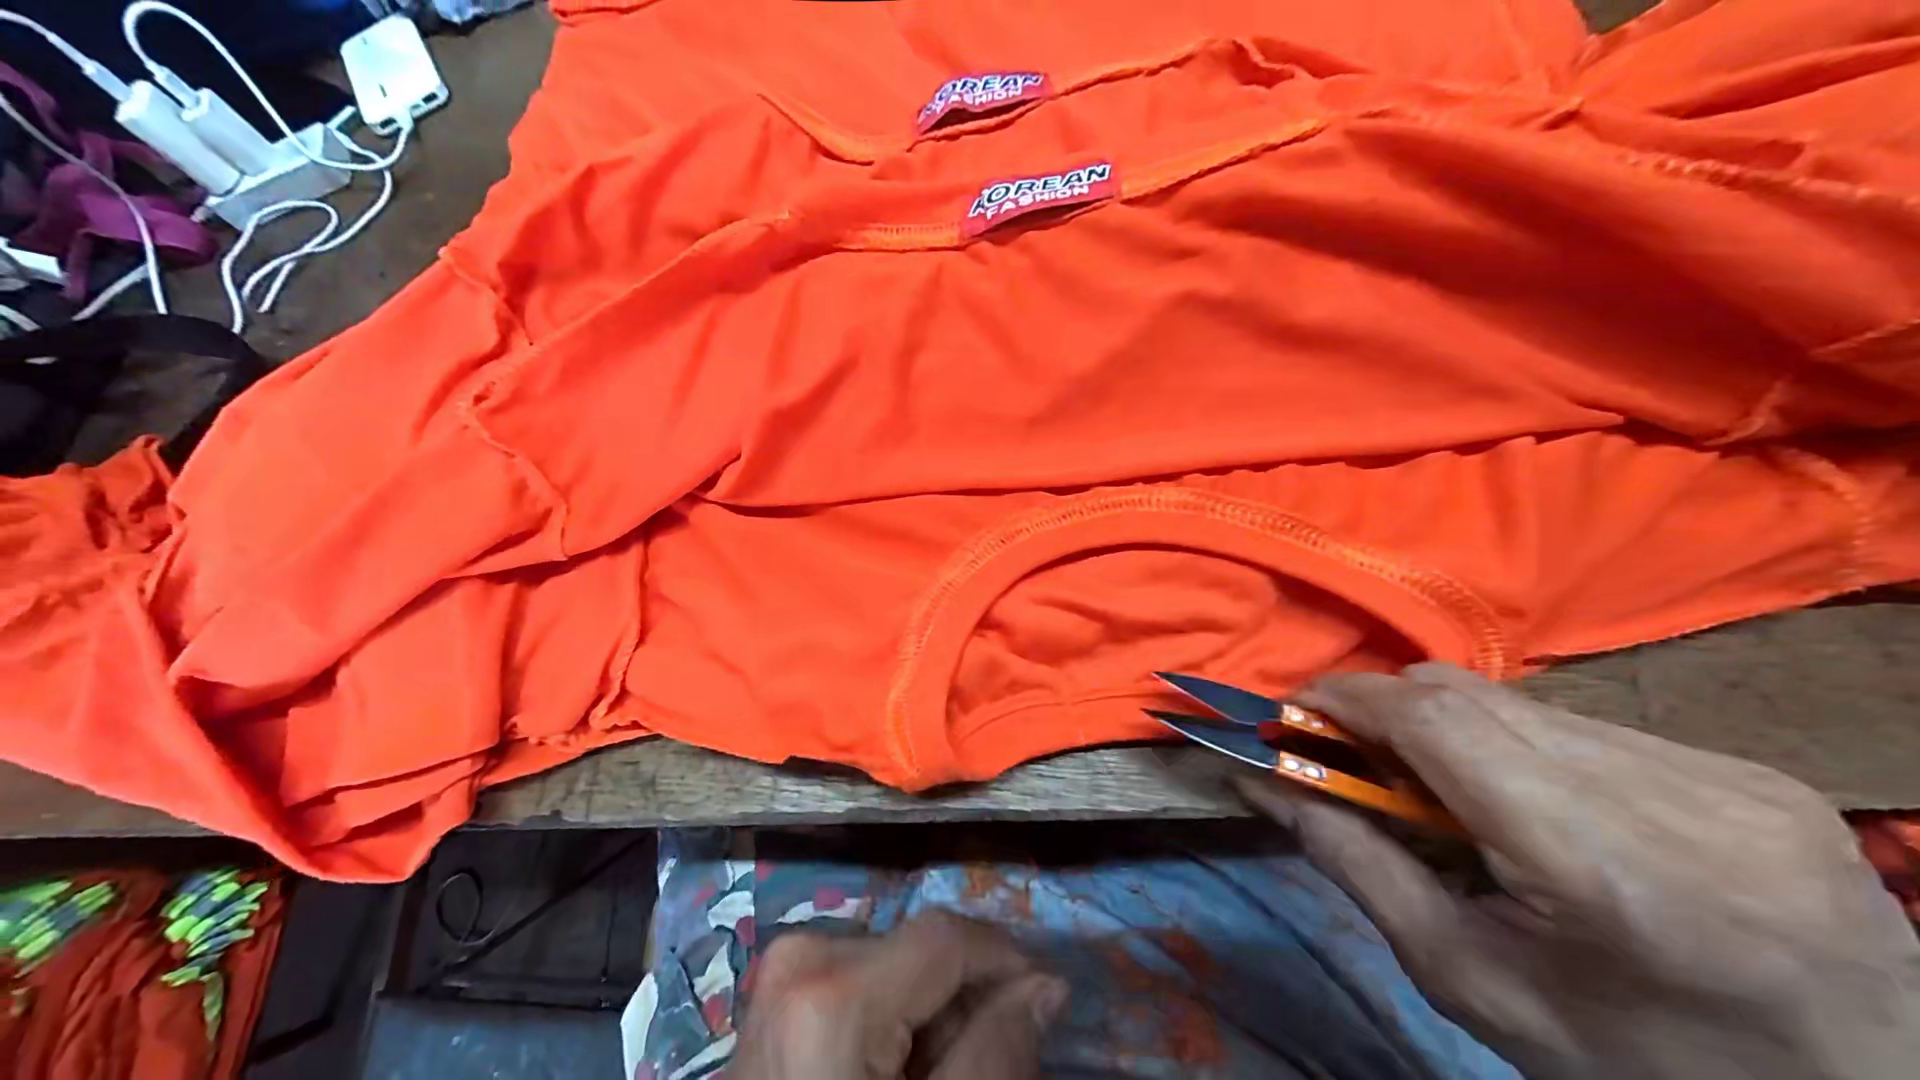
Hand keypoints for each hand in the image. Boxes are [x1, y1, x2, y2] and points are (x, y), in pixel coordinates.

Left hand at [728, 911, 1068, 1079]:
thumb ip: (996, 1052)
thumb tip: (1044, 985)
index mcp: (835, 991)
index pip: (944, 936)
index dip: (1005, 959)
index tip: (1044, 999)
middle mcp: (801, 958)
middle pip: (918, 950)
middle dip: (962, 997)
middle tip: (977, 1060)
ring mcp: (782, 972)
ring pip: (894, 962)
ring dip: (928, 1009)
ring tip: (928, 1072)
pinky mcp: (776, 992)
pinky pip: (858, 978)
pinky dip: (891, 1014)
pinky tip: (892, 1067)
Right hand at [1238, 663, 1919, 1079]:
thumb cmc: (1633, 1071)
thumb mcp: (1467, 979)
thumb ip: (1353, 861)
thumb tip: (1261, 781)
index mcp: (1602, 866)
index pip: (1440, 723)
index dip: (1350, 700)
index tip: (1295, 712)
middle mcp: (1674, 796)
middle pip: (1473, 697)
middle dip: (1386, 711)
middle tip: (1350, 755)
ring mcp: (1726, 775)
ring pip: (1522, 704)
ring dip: (1451, 729)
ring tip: (1441, 791)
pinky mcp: (1750, 771)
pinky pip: (1582, 726)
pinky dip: (1519, 747)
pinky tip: (1533, 806)